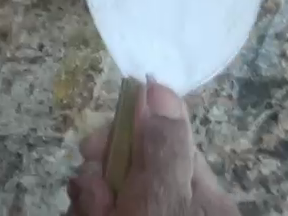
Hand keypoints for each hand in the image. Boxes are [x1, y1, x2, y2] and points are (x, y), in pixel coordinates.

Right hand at [68, 84, 238, 215]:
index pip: (157, 136)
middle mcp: (180, 205)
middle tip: (95, 195)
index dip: (119, 135)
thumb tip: (159, 85)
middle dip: (98, 173)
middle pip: (127, 163)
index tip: (91, 148)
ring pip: (106, 187)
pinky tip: (85, 215)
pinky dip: (87, 209)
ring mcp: (151, 213)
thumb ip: (162, 142)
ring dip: (88, 195)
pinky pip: (99, 206)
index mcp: (203, 193)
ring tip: (89, 212)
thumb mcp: (162, 193)